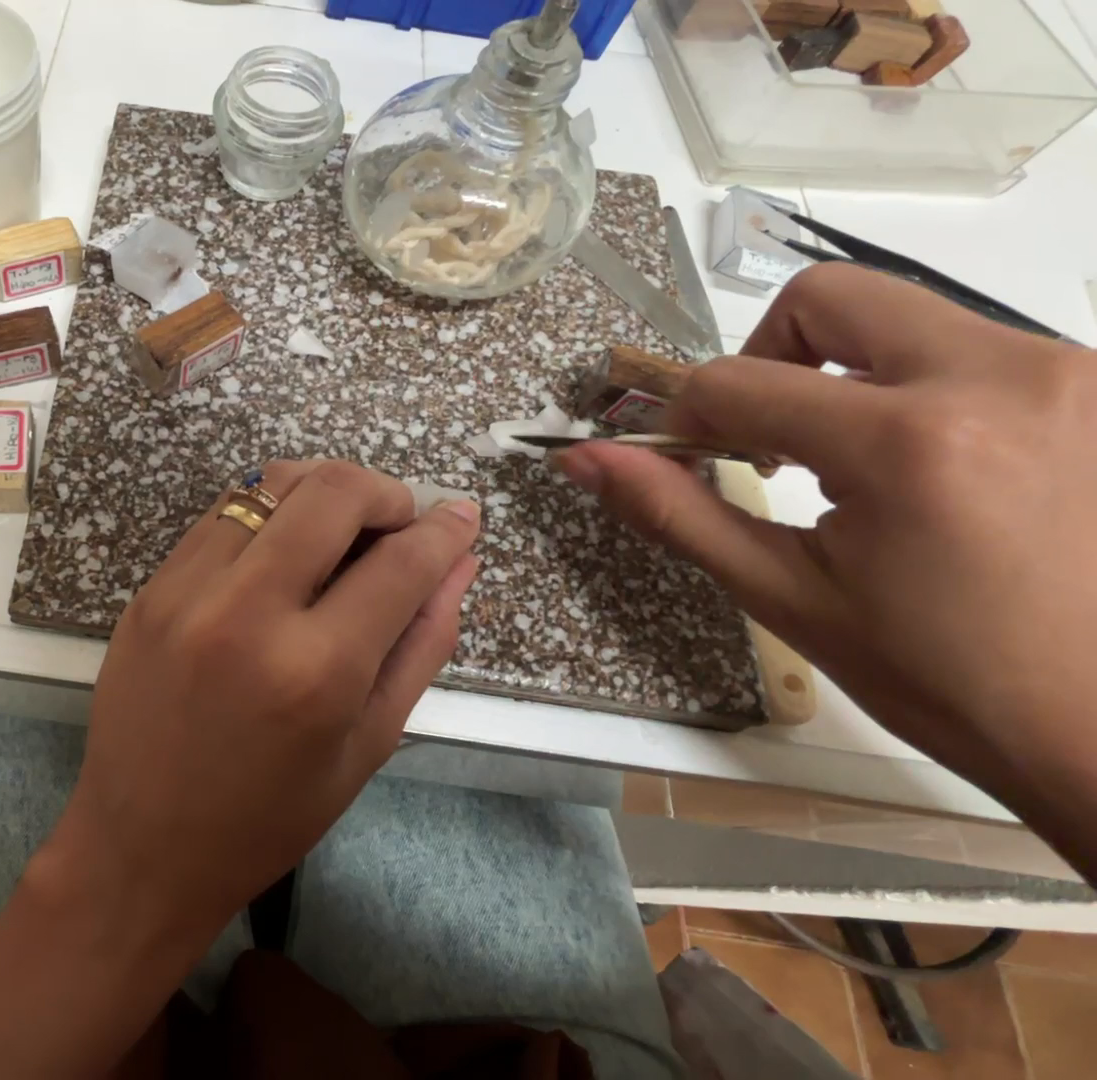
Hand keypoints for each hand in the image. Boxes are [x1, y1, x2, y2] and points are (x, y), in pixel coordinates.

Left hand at [60, 460, 481, 927]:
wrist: (142, 843)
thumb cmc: (267, 817)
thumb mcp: (365, 746)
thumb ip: (420, 645)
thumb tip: (458, 562)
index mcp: (315, 670)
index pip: (400, 563)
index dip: (444, 531)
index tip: (460, 518)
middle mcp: (246, 613)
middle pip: (331, 491)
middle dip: (384, 491)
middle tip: (398, 521)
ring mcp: (186, 593)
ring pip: (268, 484)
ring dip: (321, 490)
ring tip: (342, 528)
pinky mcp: (149, 590)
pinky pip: (219, 515)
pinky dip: (265, 513)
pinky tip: (281, 547)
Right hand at [558, 264, 1096, 870]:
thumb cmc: (941, 672)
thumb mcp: (783, 592)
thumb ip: (674, 511)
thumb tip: (583, 458)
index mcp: (907, 443)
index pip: (738, 378)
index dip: (688, 414)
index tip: (693, 460)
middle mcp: (1003, 377)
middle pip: (829, 297)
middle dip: (765, 357)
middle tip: (764, 436)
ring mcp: (1074, 374)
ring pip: (903, 317)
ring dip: (843, 376)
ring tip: (846, 465)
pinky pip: (971, 349)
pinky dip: (912, 389)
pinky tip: (923, 471)